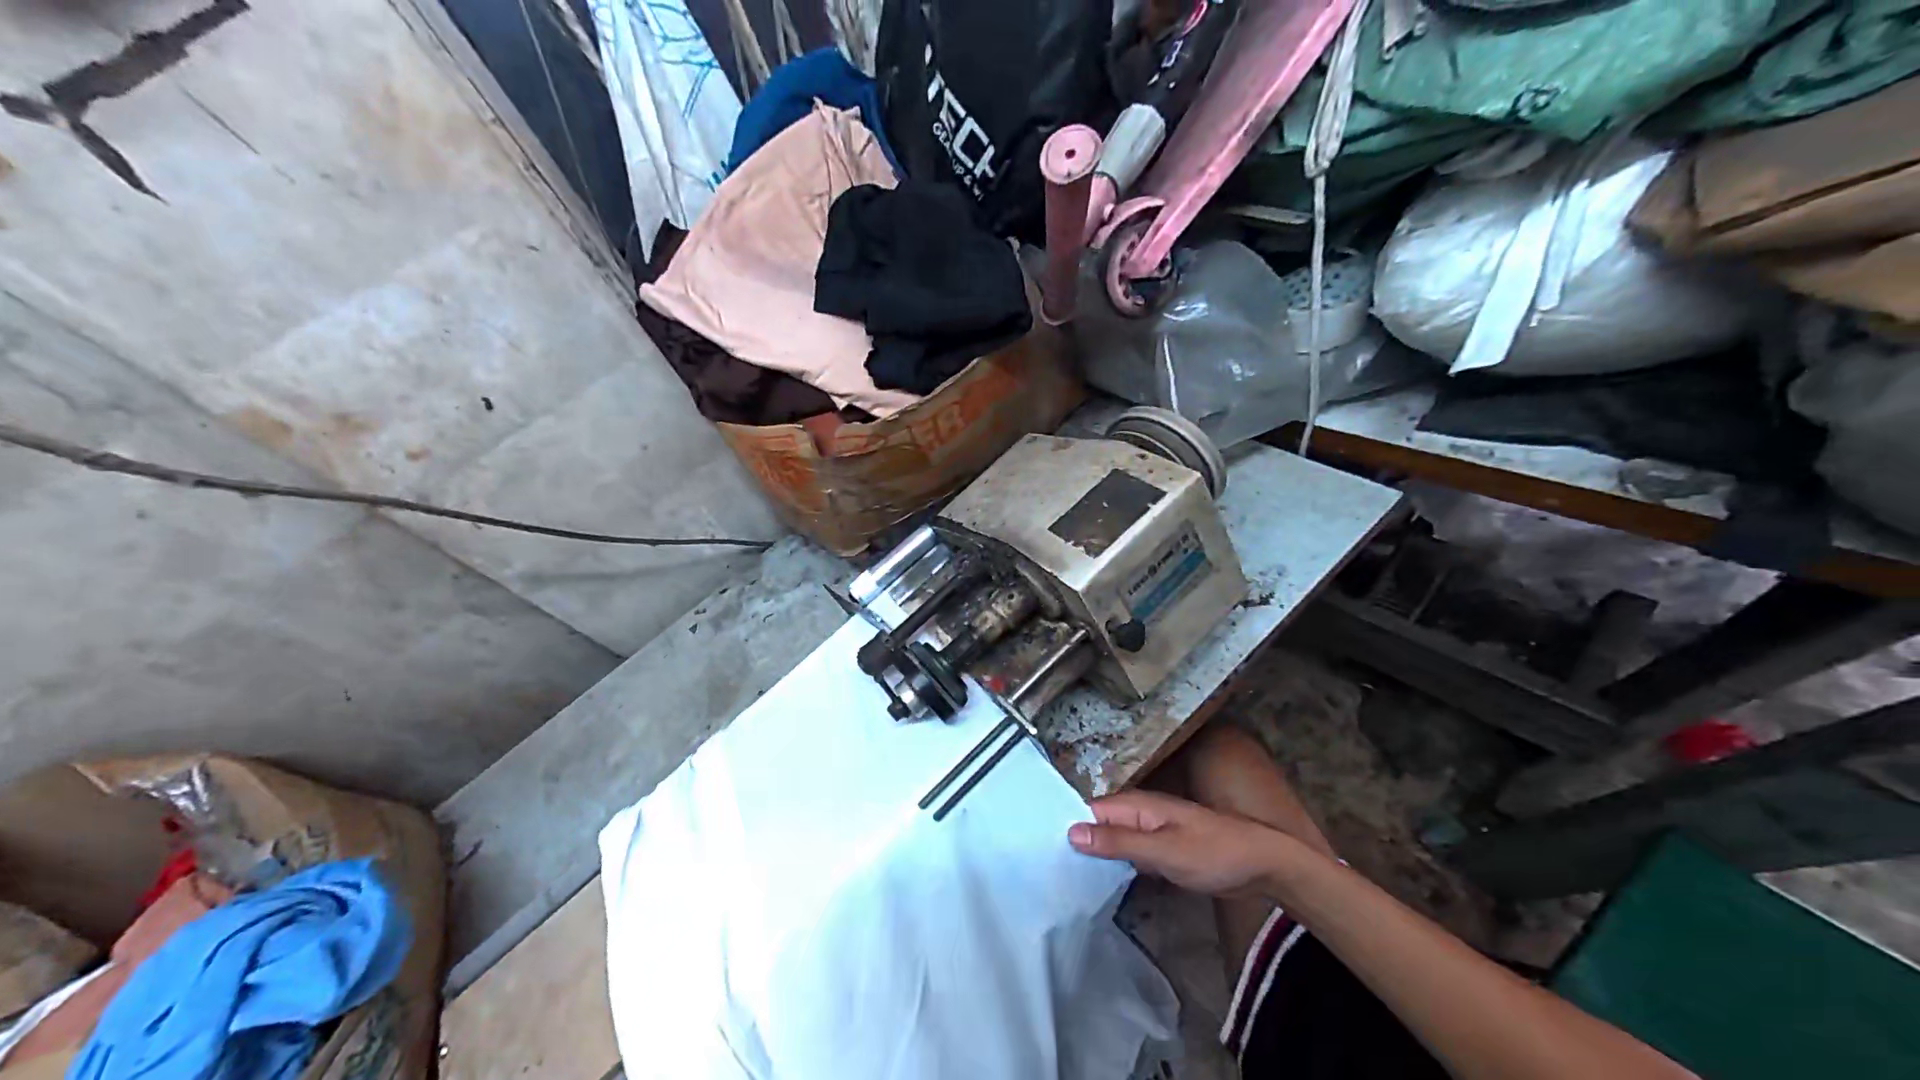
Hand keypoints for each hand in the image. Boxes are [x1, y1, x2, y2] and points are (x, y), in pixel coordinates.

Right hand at [1067, 790, 1306, 896]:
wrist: (1264, 866)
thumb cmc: (1214, 853)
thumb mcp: (1163, 851)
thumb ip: (1118, 841)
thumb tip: (1072, 831)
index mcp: (1136, 805)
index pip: (1088, 810)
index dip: (1065, 826)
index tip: (1039, 848)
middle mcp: (1139, 814)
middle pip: (1097, 824)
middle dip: (1075, 841)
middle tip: (1045, 868)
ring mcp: (1150, 833)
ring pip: (1112, 840)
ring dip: (1093, 854)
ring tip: (1061, 875)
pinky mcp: (1161, 851)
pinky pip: (1128, 853)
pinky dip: (1114, 864)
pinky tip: (1098, 882)